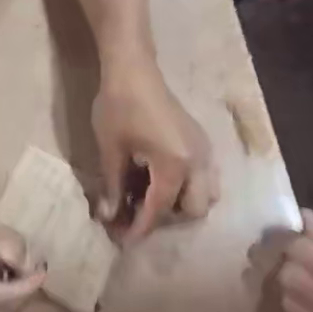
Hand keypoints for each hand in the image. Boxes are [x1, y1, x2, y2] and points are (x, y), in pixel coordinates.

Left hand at [92, 59, 218, 242]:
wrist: (133, 70)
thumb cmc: (117, 108)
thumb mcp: (110, 151)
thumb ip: (112, 186)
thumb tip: (107, 217)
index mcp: (176, 165)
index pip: (161, 208)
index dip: (141, 227)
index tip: (124, 241)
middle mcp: (199, 162)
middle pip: (196, 209)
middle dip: (167, 219)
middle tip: (134, 216)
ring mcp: (204, 150)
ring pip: (205, 194)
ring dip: (179, 205)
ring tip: (144, 200)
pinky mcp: (200, 142)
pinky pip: (202, 177)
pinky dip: (183, 188)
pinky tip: (153, 182)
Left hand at [272, 210, 312, 311]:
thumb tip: (304, 215)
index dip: (304, 230)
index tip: (301, 234)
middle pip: (296, 250)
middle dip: (291, 250)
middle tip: (294, 256)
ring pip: (286, 275)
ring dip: (288, 274)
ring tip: (298, 279)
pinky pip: (287, 301)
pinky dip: (290, 297)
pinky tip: (301, 299)